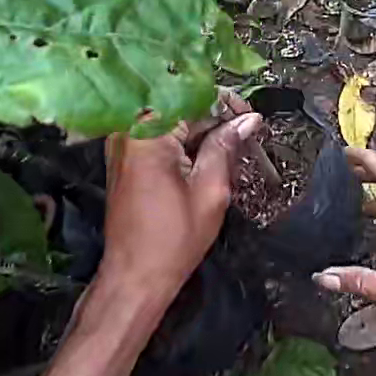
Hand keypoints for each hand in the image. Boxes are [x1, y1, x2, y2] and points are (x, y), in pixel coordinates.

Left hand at [100, 95, 264, 298]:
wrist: (135, 277)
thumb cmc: (174, 239)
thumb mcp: (210, 190)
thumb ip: (226, 146)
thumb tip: (249, 119)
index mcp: (149, 134)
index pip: (194, 99)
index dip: (227, 104)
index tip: (251, 119)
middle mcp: (129, 132)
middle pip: (181, 107)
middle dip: (215, 119)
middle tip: (246, 136)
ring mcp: (123, 145)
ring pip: (172, 122)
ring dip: (202, 132)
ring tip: (231, 150)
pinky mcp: (125, 159)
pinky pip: (160, 138)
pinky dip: (184, 144)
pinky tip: (208, 158)